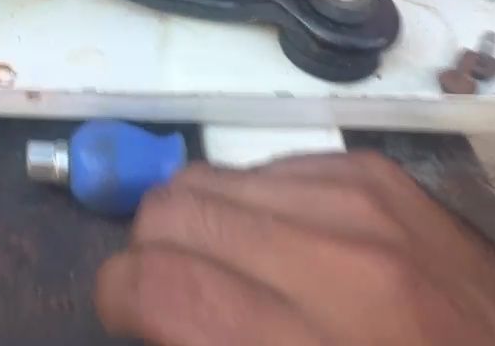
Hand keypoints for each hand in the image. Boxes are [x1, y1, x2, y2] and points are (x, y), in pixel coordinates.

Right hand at [96, 152, 494, 345]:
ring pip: (208, 177)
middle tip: (178, 297)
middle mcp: (344, 261)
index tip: (127, 314)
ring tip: (238, 274)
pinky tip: (288, 251)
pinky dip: (253, 208)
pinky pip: (264, 167)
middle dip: (153, 253)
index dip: (118, 295)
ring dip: (202, 227)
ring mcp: (364, 203)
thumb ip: (211, 345)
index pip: (166, 282)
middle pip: (173, 209)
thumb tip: (148, 309)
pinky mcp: (376, 172)